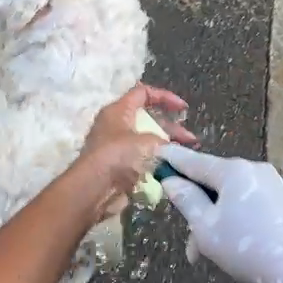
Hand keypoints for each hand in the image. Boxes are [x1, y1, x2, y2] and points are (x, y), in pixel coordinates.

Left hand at [69, 85, 197, 219]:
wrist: (93, 189)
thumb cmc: (118, 156)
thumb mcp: (147, 141)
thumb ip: (164, 141)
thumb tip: (172, 148)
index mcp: (119, 110)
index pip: (143, 93)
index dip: (165, 97)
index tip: (183, 108)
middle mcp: (116, 125)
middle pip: (148, 119)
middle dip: (171, 128)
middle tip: (190, 139)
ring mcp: (116, 147)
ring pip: (146, 141)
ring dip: (166, 147)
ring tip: (186, 156)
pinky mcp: (118, 167)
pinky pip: (141, 160)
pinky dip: (156, 163)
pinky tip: (172, 169)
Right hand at [158, 146, 282, 282]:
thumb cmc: (246, 247)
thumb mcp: (206, 228)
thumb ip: (187, 201)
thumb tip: (172, 181)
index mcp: (233, 171)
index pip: (195, 161)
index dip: (174, 159)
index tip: (158, 151)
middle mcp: (255, 170)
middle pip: (216, 183)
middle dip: (199, 210)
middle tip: (191, 247)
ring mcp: (274, 185)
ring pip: (234, 198)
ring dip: (218, 222)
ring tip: (213, 256)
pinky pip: (253, 206)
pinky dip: (238, 222)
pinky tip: (238, 249)